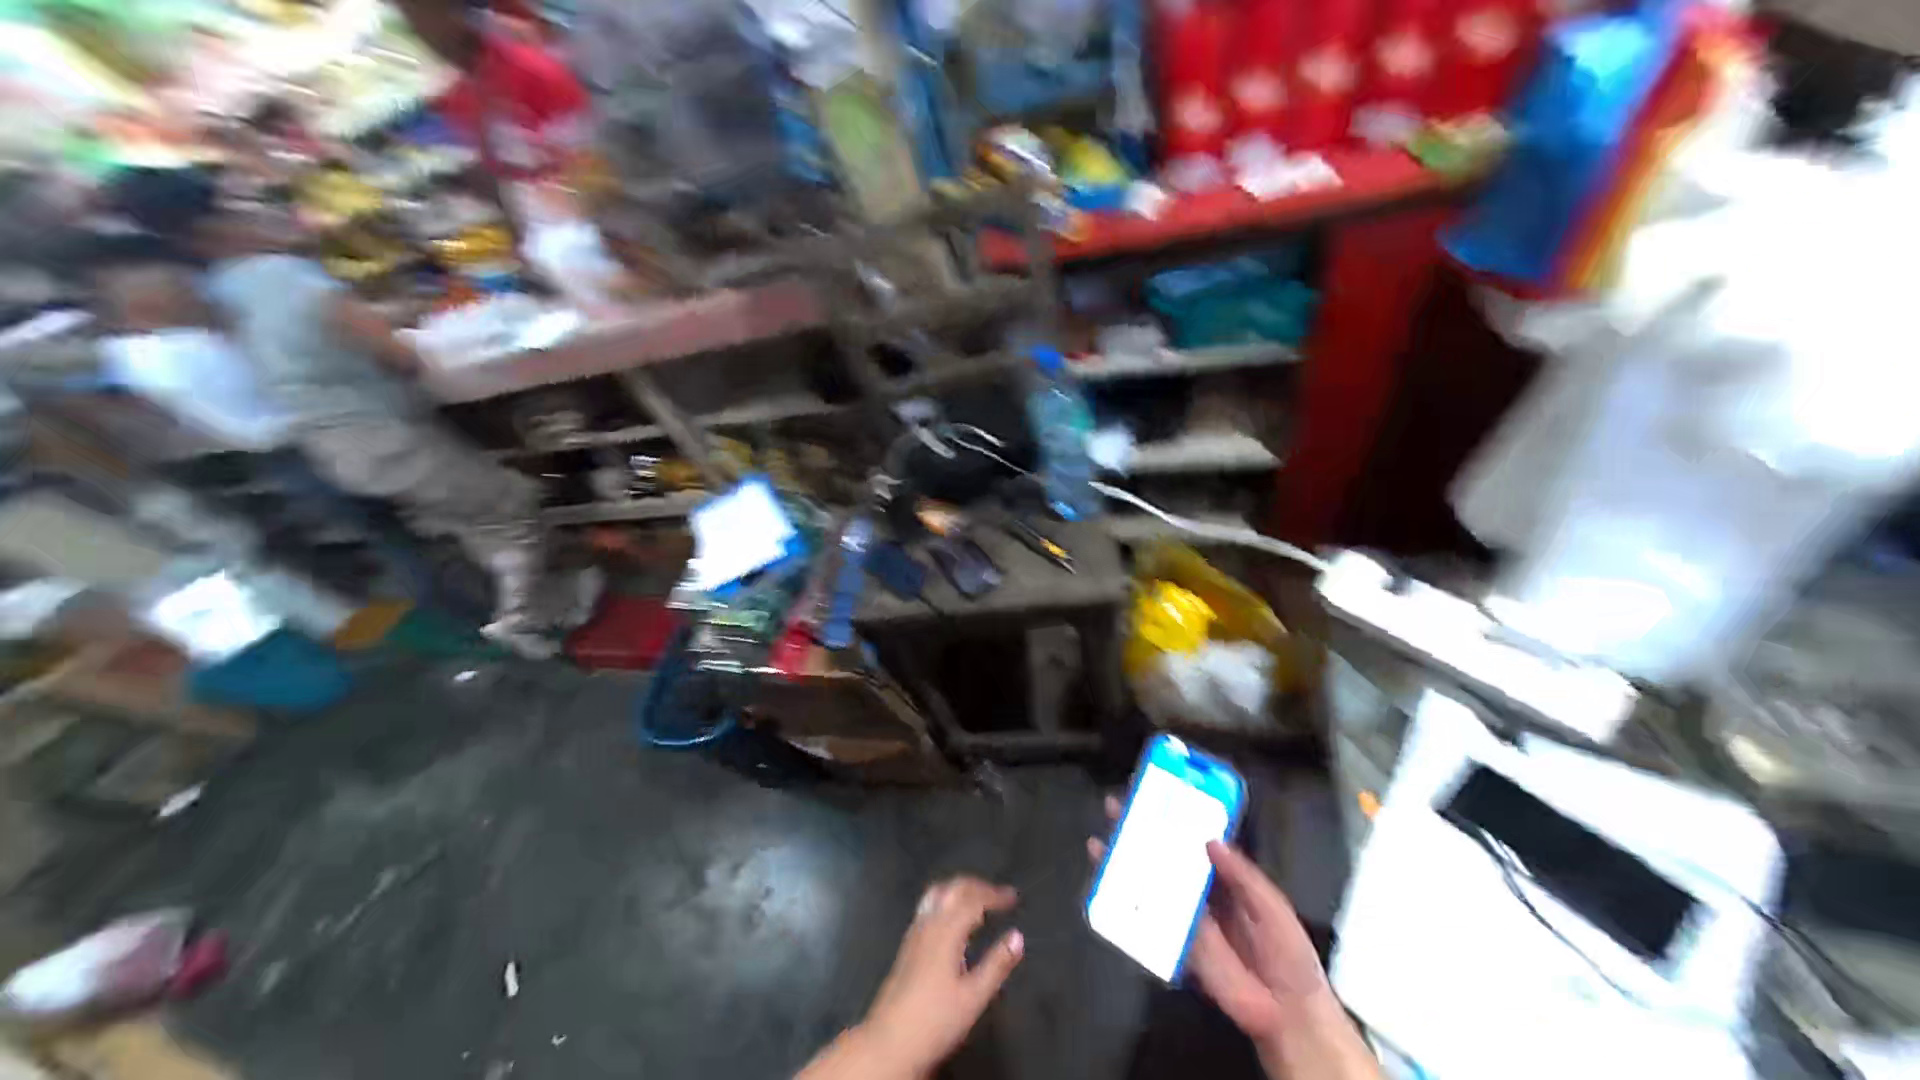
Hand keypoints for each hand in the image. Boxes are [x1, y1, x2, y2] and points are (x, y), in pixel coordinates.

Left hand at [799, 877, 1023, 1079]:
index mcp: (946, 931)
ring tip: (978, 900)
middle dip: (977, 886)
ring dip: (959, 890)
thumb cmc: (935, 1020)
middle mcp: (928, 924)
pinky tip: (953, 919)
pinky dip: (946, 901)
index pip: (973, 900)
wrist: (889, 1041)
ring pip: (937, 894)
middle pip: (952, 889)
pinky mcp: (907, 944)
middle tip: (998, 894)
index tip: (1013, 897)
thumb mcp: (974, 997)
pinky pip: (929, 907)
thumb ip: (997, 964)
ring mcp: (915, 933)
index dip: (994, 895)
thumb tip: (1018, 936)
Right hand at [1089, 798, 1378, 1079]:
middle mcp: (1198, 890)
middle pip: (1163, 855)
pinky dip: (1126, 906)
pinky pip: (1147, 922)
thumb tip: (1210, 839)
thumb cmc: (1287, 951)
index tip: (1152, 793)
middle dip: (1138, 831)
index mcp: (1222, 874)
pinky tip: (1106, 890)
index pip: (1192, 838)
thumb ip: (1243, 875)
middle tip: (1114, 807)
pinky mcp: (1174, 944)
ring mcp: (1183, 916)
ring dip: (1124, 863)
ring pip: (1149, 884)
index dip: (1172, 816)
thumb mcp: (1271, 905)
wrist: (1287, 1012)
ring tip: (1099, 843)